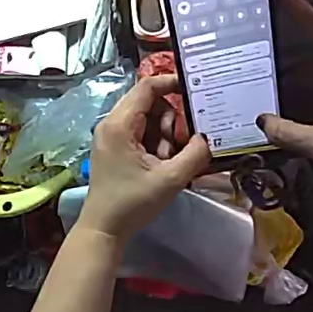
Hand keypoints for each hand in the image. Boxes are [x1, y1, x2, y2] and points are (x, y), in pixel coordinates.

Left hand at [76, 73, 211, 243]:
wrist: (104, 228)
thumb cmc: (132, 203)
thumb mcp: (170, 179)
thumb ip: (195, 153)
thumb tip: (208, 137)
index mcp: (119, 124)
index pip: (147, 87)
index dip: (171, 83)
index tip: (195, 90)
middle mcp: (111, 124)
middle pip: (149, 102)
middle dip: (169, 120)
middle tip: (177, 146)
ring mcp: (110, 136)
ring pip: (146, 119)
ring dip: (163, 135)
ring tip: (166, 160)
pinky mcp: (114, 148)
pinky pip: (139, 133)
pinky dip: (154, 143)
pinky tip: (159, 164)